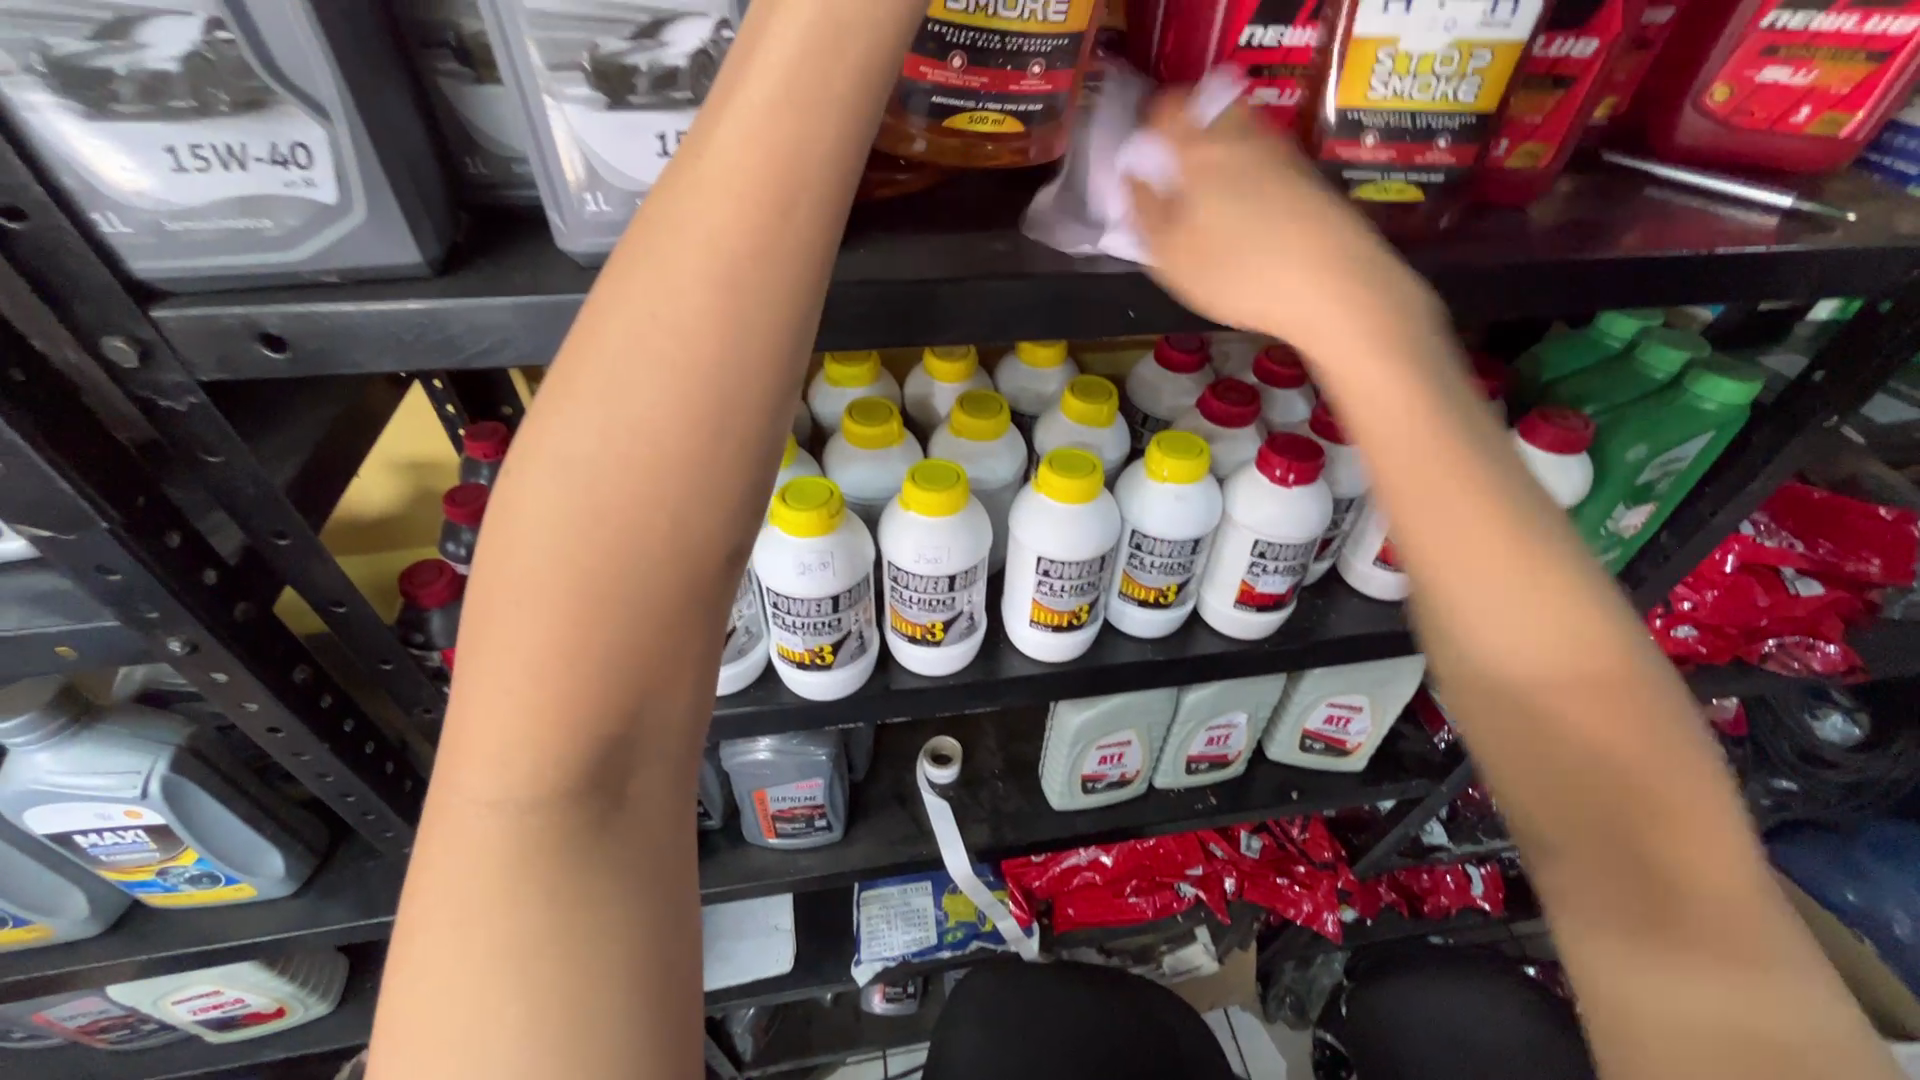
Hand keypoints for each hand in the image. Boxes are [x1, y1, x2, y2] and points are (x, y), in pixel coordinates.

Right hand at [1128, 95, 1446, 355]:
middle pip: (1208, 115)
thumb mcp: (1170, 256)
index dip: (1150, 128)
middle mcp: (1243, 136)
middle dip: (1187, 140)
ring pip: (1239, 140)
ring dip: (1219, 160)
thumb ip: (1142, 212)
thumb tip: (1132, 180)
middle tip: (1174, 181)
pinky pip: (1264, 164)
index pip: (1167, 108)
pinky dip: (1248, 180)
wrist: (1335, 286)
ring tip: (1208, 207)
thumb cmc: (1238, 272)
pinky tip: (1247, 223)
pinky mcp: (1308, 178)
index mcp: (1199, 148)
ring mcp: (1282, 154)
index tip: (1143, 158)